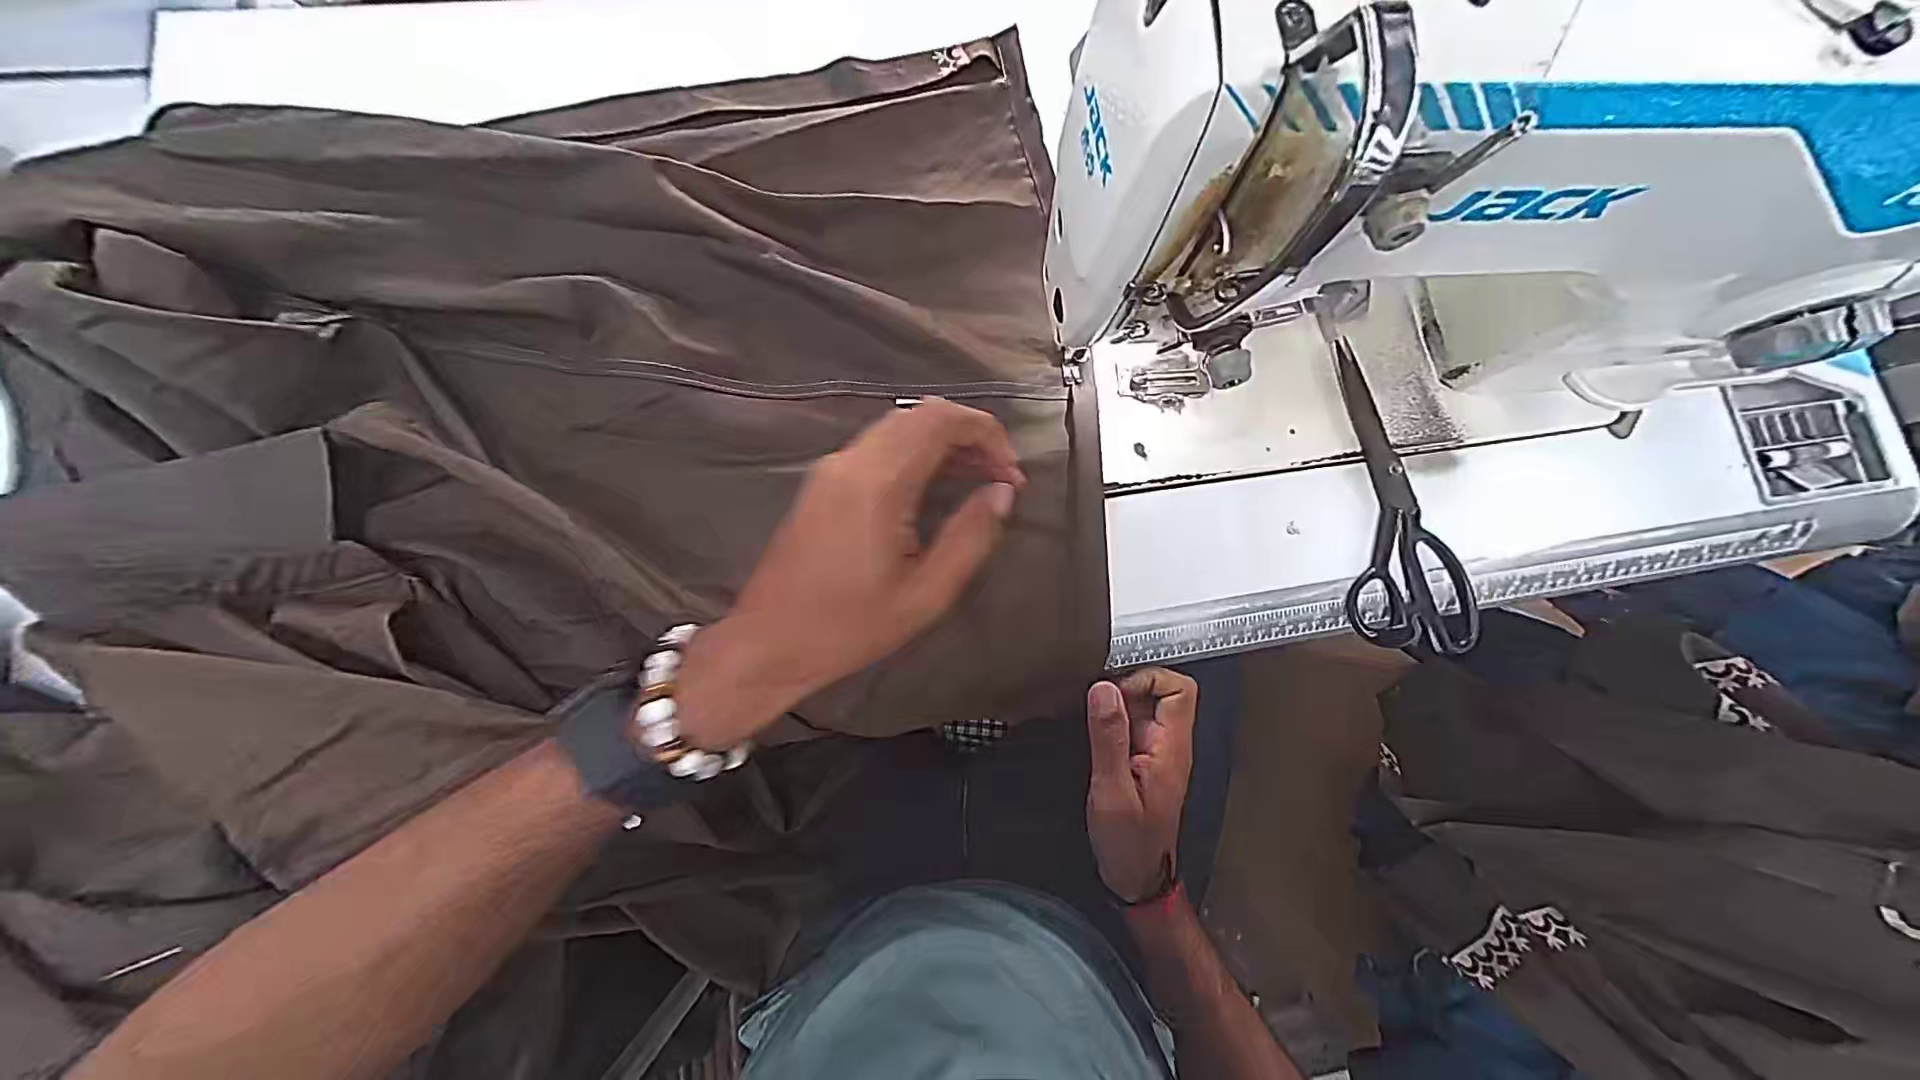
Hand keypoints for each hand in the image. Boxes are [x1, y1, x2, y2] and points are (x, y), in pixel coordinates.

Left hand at [675, 399, 1025, 747]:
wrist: (769, 642)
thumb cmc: (848, 628)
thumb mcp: (925, 595)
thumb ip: (969, 537)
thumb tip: (1002, 493)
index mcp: (877, 484)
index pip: (940, 420)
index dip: (986, 432)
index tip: (1011, 472)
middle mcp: (851, 462)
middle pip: (921, 414)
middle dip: (970, 435)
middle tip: (999, 478)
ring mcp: (831, 469)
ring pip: (899, 427)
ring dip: (943, 443)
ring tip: (977, 483)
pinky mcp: (823, 482)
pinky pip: (879, 447)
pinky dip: (916, 453)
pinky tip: (936, 487)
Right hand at [1086, 667, 1196, 902]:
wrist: (1137, 881)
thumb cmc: (1130, 845)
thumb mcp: (1112, 791)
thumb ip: (1109, 738)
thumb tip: (1104, 689)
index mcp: (1172, 748)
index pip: (1180, 689)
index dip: (1147, 679)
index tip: (1114, 695)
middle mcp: (1168, 745)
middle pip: (1157, 692)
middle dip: (1123, 692)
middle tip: (1095, 713)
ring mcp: (1155, 752)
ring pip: (1140, 708)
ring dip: (1113, 708)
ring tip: (1090, 726)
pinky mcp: (1140, 761)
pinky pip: (1128, 727)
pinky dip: (1108, 724)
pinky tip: (1092, 739)